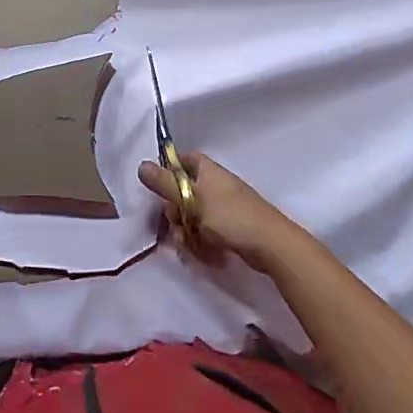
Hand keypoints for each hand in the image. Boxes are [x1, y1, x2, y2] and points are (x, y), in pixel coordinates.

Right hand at [137, 152, 303, 268]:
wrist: (271, 245)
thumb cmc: (229, 217)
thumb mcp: (192, 199)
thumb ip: (165, 184)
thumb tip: (141, 164)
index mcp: (208, 171)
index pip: (184, 159)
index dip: (170, 169)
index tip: (159, 188)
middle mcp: (217, 185)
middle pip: (185, 192)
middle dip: (176, 211)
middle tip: (177, 224)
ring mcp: (226, 207)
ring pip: (194, 215)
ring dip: (187, 231)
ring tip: (192, 245)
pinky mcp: (232, 227)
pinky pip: (207, 230)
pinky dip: (202, 241)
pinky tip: (205, 253)